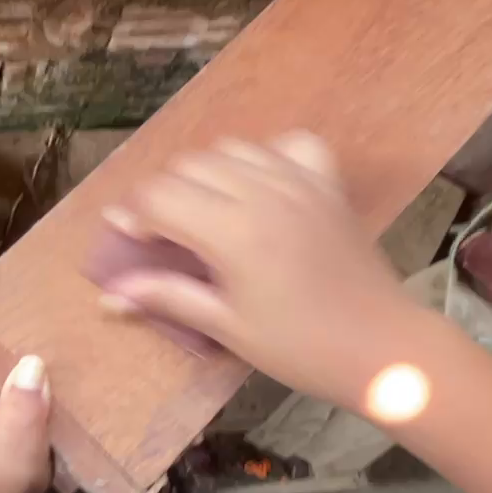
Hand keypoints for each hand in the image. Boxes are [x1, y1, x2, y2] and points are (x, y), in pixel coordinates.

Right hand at [99, 132, 418, 401]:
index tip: (133, 239)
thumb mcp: (226, 326)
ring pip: (230, 149)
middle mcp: (262, 192)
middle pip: (188, 167)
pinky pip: (287, 144)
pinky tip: (259, 185)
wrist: (383, 348)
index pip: (160, 196)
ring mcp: (299, 181)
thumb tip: (108, 294)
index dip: (135, 215)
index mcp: (232, 231)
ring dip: (206, 173)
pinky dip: (264, 155)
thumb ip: (166, 297)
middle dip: (164, 195)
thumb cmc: (299, 347)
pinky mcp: (327, 183)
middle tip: (166, 235)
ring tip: (206, 210)